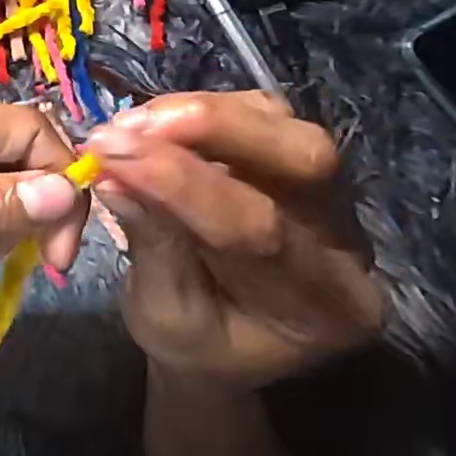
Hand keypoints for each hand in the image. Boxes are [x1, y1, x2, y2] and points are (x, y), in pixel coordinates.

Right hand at [87, 92, 384, 391]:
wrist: (221, 344)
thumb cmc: (194, 345)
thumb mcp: (164, 317)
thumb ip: (153, 249)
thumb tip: (113, 174)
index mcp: (325, 307)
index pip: (258, 230)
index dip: (179, 183)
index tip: (107, 155)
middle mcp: (347, 243)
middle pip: (304, 159)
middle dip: (212, 127)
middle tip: (129, 125)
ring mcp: (329, 195)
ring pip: (282, 125)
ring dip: (198, 114)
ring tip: (130, 125)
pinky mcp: (295, 162)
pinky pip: (261, 114)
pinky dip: (201, 110)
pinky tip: (155, 122)